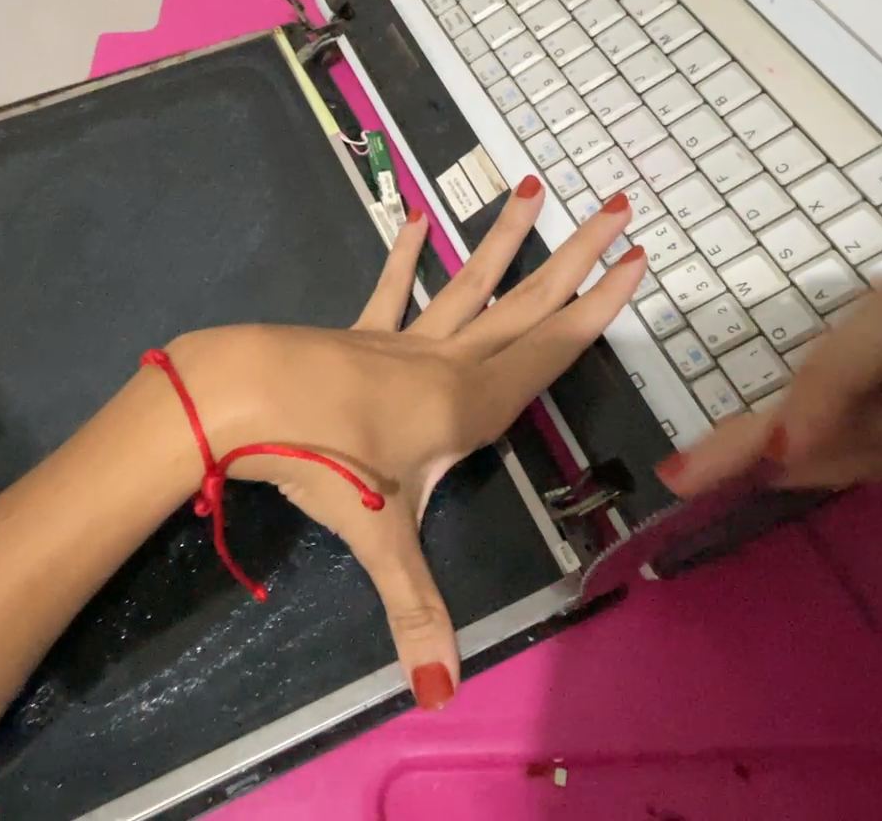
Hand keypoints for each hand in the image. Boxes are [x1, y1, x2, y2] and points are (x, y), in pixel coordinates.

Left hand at [160, 178, 643, 709]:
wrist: (245, 398)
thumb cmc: (321, 459)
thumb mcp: (379, 535)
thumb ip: (416, 611)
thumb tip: (441, 694)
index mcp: (469, 404)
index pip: (552, 349)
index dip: (598, 308)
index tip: (636, 260)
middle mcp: (448, 362)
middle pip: (526, 302)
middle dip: (575, 257)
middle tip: (616, 206)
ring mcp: (402, 342)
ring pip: (468, 284)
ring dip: (502, 239)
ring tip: (532, 187)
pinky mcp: (358, 335)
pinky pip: (390, 292)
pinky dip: (402, 257)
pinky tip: (414, 218)